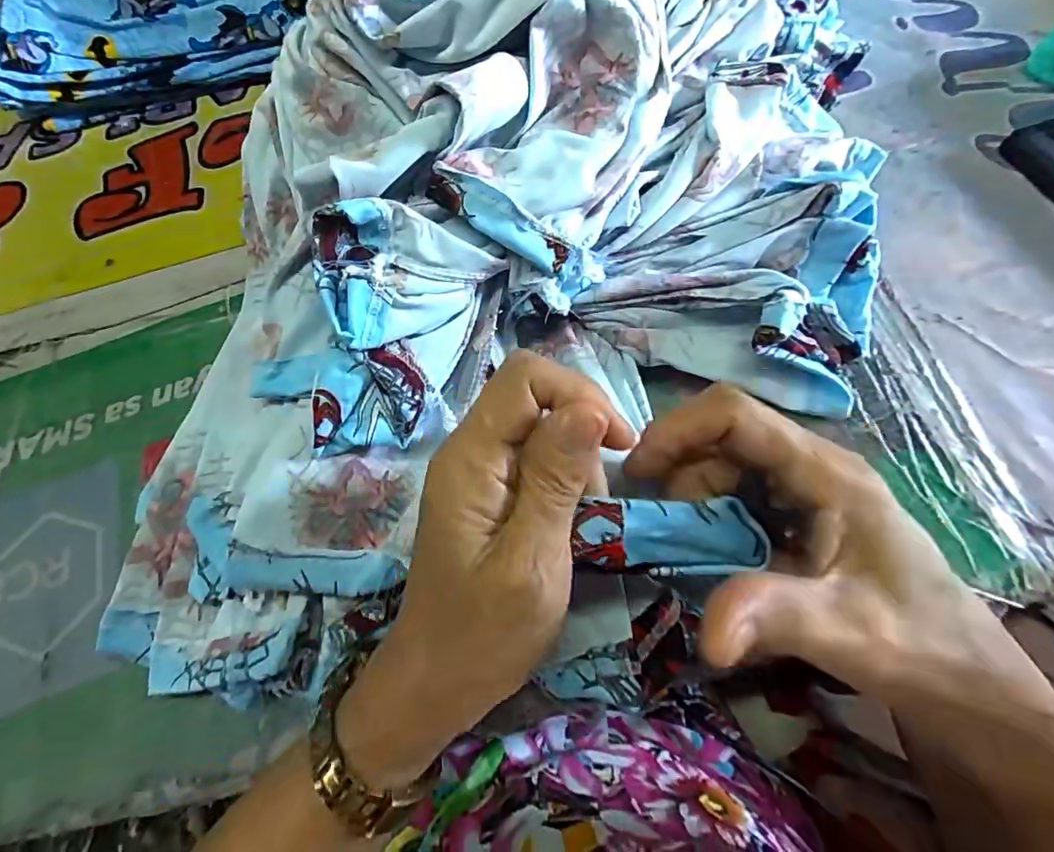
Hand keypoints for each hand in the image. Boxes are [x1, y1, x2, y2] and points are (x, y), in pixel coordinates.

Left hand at [336, 352, 634, 788]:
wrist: (435, 677)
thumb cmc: (483, 632)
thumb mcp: (533, 560)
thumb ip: (556, 480)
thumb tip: (586, 406)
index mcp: (470, 458)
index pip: (524, 377)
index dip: (578, 394)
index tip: (618, 445)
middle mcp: (467, 451)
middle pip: (532, 397)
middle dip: (580, 433)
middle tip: (598, 501)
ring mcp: (474, 472)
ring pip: (537, 429)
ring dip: (574, 466)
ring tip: (578, 528)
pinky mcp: (484, 493)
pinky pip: (531, 462)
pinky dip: (561, 485)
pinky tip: (566, 530)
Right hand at [622, 385, 1050, 714]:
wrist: (970, 687)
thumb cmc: (921, 647)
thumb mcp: (849, 632)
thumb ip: (776, 618)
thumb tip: (707, 636)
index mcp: (826, 472)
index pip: (733, 413)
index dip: (676, 429)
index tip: (639, 472)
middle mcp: (809, 467)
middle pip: (717, 438)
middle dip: (679, 474)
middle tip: (668, 531)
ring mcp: (801, 489)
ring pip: (719, 466)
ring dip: (691, 501)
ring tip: (696, 554)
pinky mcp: (793, 514)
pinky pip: (730, 494)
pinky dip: (706, 517)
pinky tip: (712, 556)